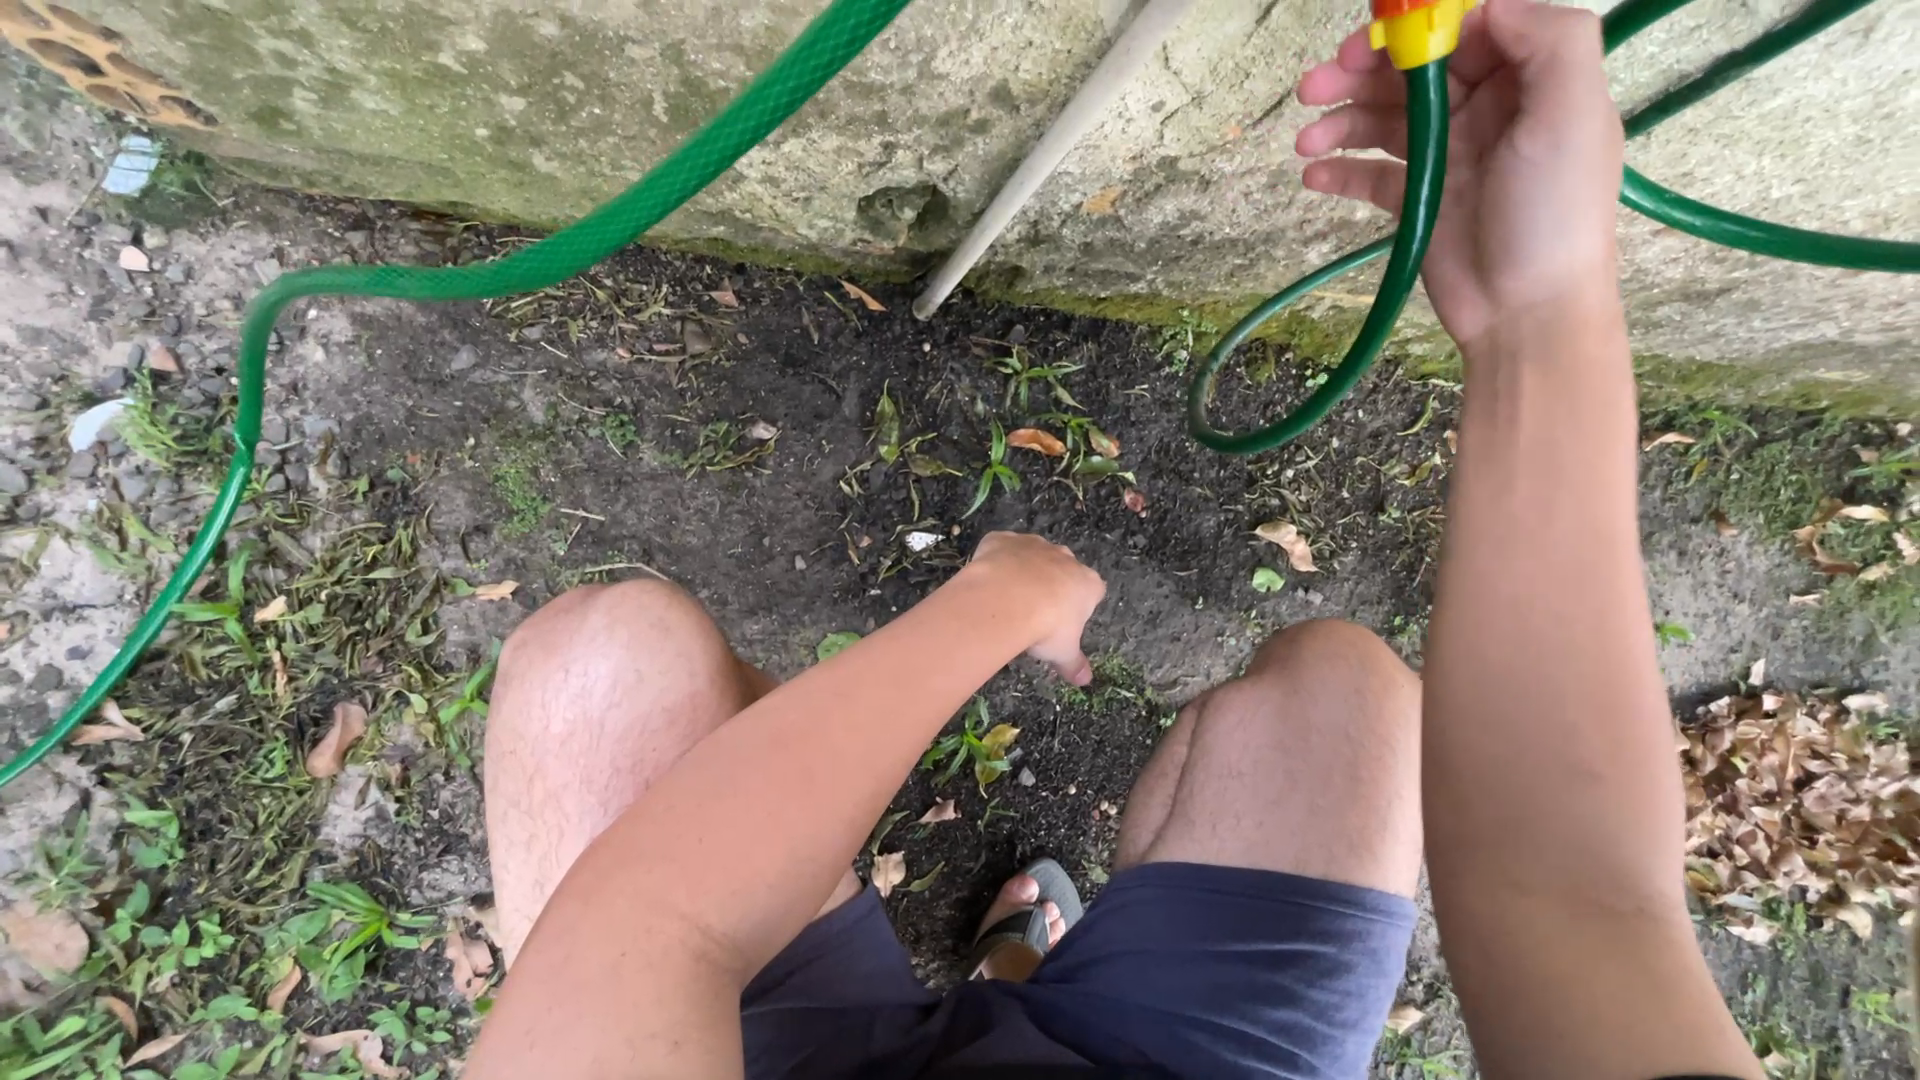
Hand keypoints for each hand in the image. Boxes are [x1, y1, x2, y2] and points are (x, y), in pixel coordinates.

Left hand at [962, 532, 1105, 684]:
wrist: (1007, 599)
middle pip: (1063, 568)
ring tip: (1008, 597)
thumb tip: (1085, 682)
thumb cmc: (1046, 627)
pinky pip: (1002, 545)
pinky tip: (988, 578)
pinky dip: (996, 558)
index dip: (1079, 605)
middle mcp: (1064, 558)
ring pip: (1032, 554)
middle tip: (1034, 610)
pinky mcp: (1004, 539)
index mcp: (1087, 583)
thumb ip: (1074, 664)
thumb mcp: (1062, 652)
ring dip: (1024, 569)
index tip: (1064, 621)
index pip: (1093, 590)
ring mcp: (1033, 545)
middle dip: (1051, 584)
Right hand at [1295, 0, 1624, 352]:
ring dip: (1340, 123)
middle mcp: (1483, 109)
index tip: (1371, 39)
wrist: (1525, 308)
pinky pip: (1369, 174)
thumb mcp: (1573, 113)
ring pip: (1383, 121)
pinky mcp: (1414, 200)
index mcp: (1526, 78)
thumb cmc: (1554, 210)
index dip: (1416, 27)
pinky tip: (1314, 176)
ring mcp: (1444, 156)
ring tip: (1304, 141)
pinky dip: (1339, 171)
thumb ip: (1547, 41)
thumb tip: (1487, 4)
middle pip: (1412, 72)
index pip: (1465, 31)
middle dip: (1361, 73)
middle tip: (1314, 84)